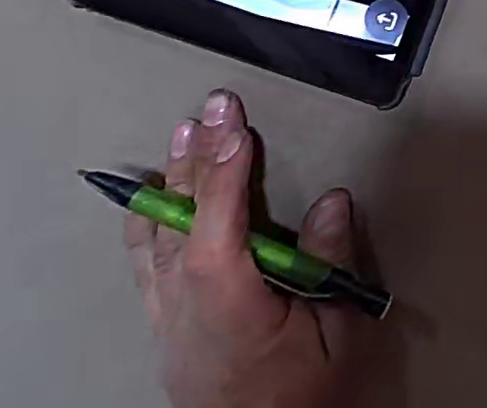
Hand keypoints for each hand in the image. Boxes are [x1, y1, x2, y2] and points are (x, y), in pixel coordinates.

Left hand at [125, 89, 368, 407]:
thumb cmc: (310, 400)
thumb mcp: (340, 339)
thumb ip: (331, 266)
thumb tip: (332, 201)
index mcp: (232, 326)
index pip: (216, 246)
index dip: (223, 184)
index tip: (235, 131)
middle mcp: (187, 322)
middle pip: (183, 231)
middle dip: (200, 160)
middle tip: (212, 108)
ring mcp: (168, 325)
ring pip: (157, 244)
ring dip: (173, 181)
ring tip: (183, 132)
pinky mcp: (166, 327)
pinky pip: (147, 266)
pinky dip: (149, 220)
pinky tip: (153, 192)